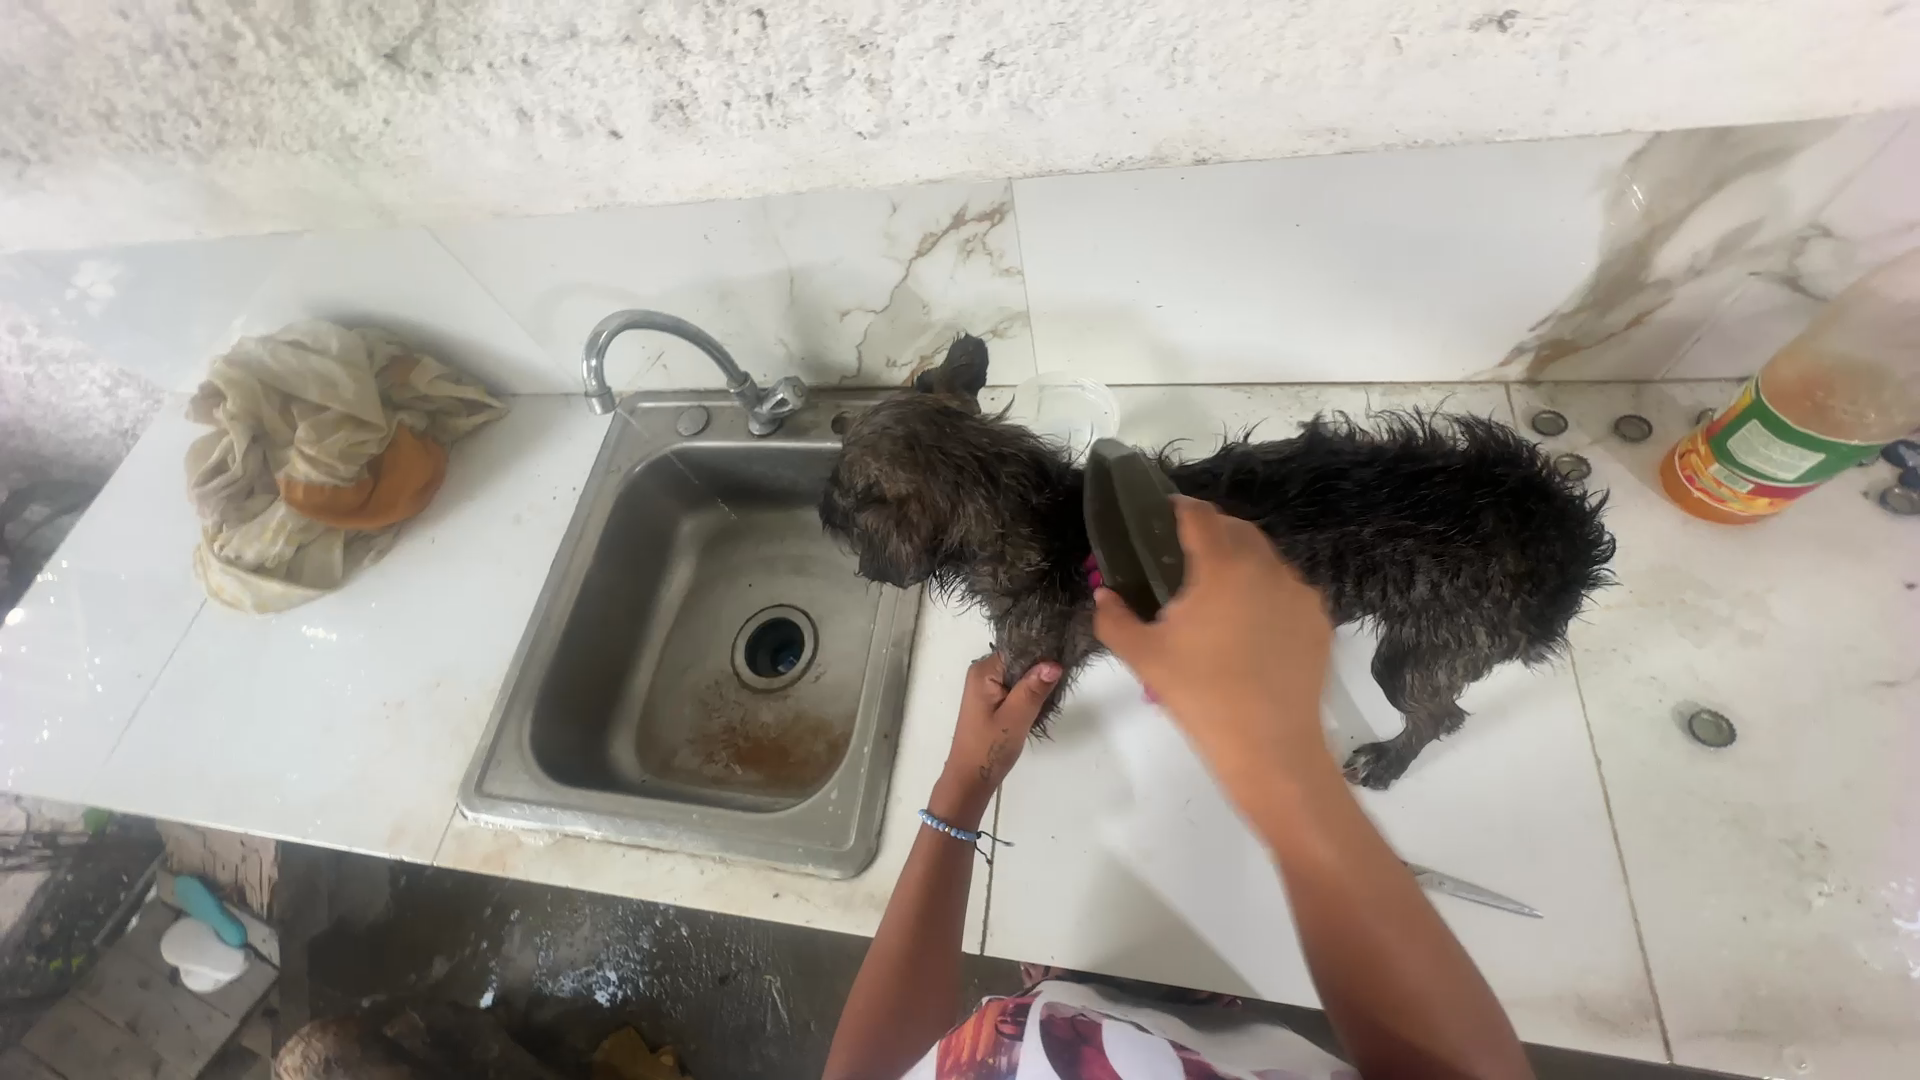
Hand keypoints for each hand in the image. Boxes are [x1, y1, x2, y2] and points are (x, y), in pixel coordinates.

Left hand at [931, 653, 1060, 826]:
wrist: (970, 779)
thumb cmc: (989, 748)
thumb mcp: (1015, 717)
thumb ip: (1033, 688)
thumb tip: (1054, 663)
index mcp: (983, 671)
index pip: (1018, 649)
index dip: (1041, 653)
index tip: (1064, 659)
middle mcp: (982, 672)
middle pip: (1020, 660)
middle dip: (1041, 670)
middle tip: (1062, 681)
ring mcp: (986, 687)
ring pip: (1020, 675)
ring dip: (1037, 684)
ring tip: (1055, 692)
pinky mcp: (992, 700)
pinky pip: (1016, 687)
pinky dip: (1030, 694)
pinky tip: (1042, 702)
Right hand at [1092, 497, 1334, 789]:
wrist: (1270, 747)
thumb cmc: (1200, 694)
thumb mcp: (1143, 656)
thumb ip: (1113, 617)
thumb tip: (1104, 594)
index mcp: (1222, 567)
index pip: (1199, 514)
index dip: (1176, 507)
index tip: (1159, 514)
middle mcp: (1266, 568)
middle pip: (1236, 528)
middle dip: (1208, 529)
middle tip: (1179, 553)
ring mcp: (1299, 593)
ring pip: (1265, 557)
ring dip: (1237, 558)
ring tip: (1214, 590)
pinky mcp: (1317, 620)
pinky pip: (1285, 588)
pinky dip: (1263, 589)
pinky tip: (1246, 622)